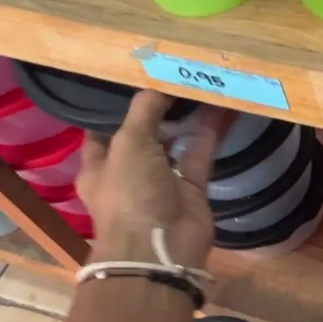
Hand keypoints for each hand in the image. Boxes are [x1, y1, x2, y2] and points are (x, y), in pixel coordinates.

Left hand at [75, 91, 227, 269]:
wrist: (161, 247)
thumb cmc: (130, 194)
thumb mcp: (128, 143)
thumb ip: (144, 110)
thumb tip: (160, 83)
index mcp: (100, 165)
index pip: (103, 129)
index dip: (115, 105)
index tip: (133, 78)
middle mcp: (129, 172)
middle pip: (142, 134)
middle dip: (156, 108)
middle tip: (172, 74)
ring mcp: (162, 182)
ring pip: (175, 142)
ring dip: (186, 118)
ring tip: (198, 84)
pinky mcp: (192, 189)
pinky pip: (201, 154)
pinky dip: (211, 133)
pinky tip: (221, 107)